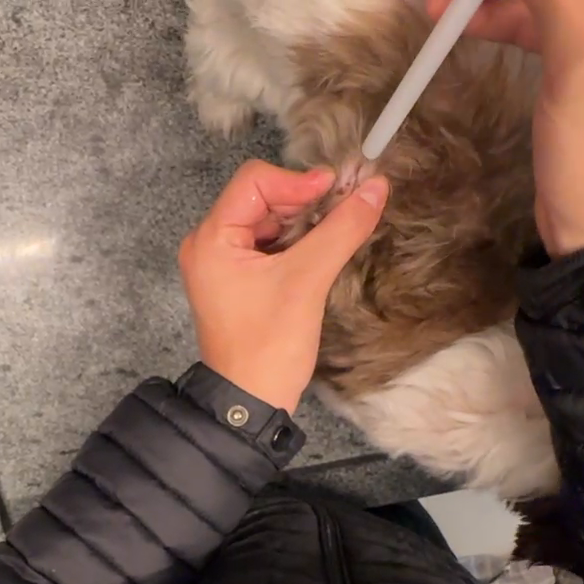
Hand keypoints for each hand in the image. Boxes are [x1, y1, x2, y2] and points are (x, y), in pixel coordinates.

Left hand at [179, 161, 387, 410]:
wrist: (251, 402)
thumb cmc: (269, 345)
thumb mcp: (308, 281)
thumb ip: (341, 229)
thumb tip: (376, 187)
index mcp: (211, 240)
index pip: (254, 181)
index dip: (298, 181)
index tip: (336, 192)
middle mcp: (207, 246)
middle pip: (260, 199)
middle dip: (301, 203)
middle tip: (341, 211)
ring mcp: (219, 266)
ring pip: (266, 223)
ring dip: (301, 224)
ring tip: (332, 235)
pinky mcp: (235, 284)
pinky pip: (266, 247)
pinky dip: (293, 245)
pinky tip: (318, 253)